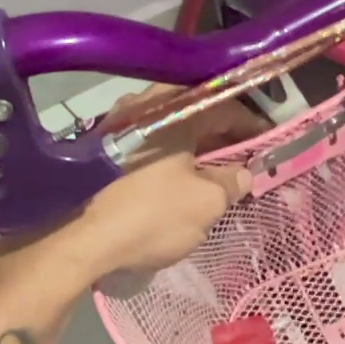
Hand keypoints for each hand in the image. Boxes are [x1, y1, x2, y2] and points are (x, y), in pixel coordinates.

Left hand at [62, 87, 268, 279]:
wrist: (77, 238)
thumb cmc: (150, 213)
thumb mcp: (206, 202)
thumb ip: (232, 182)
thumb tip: (243, 174)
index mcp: (176, 108)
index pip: (227, 106)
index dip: (253, 128)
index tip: (267, 149)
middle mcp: (145, 104)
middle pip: (196, 115)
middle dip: (223, 140)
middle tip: (242, 164)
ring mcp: (118, 124)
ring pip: (170, 131)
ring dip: (195, 150)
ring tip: (212, 177)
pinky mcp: (100, 148)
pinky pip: (148, 145)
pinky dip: (169, 159)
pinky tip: (177, 183)